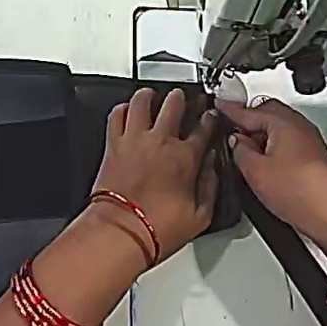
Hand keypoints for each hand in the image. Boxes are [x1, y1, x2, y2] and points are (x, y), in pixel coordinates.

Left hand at [91, 88, 218, 260]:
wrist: (120, 231)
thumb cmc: (156, 227)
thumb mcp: (200, 216)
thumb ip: (210, 187)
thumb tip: (213, 169)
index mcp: (186, 158)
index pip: (203, 127)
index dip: (209, 118)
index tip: (209, 117)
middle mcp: (161, 142)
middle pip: (174, 104)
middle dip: (181, 98)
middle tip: (182, 99)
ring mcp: (135, 140)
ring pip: (142, 101)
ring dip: (150, 96)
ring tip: (153, 95)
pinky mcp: (113, 145)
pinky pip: (116, 115)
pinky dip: (122, 109)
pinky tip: (126, 110)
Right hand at [218, 97, 326, 244]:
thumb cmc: (302, 193)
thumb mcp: (254, 171)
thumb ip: (239, 150)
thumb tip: (236, 142)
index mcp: (284, 123)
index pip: (250, 111)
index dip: (231, 109)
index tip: (220, 106)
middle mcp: (300, 127)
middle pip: (268, 112)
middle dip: (249, 120)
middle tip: (232, 129)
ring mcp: (310, 140)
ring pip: (279, 127)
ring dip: (262, 134)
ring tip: (248, 152)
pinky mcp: (314, 156)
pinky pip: (288, 141)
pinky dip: (274, 146)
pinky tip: (266, 164)